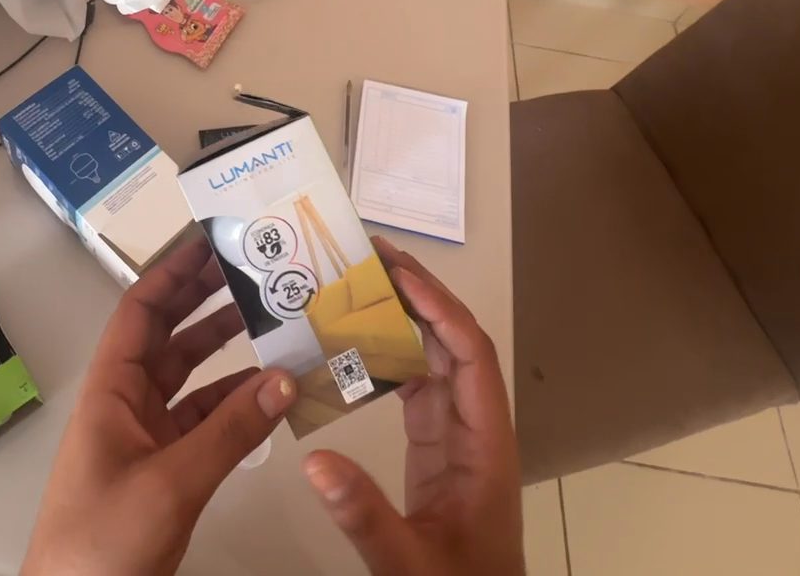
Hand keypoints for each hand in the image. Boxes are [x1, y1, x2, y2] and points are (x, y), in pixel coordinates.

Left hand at [23, 237, 296, 575]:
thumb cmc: (104, 539)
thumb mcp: (170, 483)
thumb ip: (230, 432)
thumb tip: (285, 378)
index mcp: (110, 387)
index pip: (140, 310)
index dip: (172, 272)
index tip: (210, 243)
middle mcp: (126, 398)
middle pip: (166, 332)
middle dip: (202, 297)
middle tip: (248, 267)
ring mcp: (144, 432)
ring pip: (188, 373)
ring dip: (223, 346)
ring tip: (267, 316)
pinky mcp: (163, 464)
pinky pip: (202, 417)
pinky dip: (232, 401)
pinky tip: (266, 389)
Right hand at [303, 238, 524, 574]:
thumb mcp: (409, 564)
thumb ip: (365, 514)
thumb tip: (313, 460)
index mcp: (486, 443)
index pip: (472, 355)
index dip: (440, 309)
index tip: (399, 275)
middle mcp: (476, 425)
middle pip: (457, 341)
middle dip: (422, 293)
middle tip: (376, 254)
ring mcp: (457, 432)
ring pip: (438, 356)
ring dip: (408, 315)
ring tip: (365, 280)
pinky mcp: (437, 444)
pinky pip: (418, 382)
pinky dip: (393, 353)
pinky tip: (360, 339)